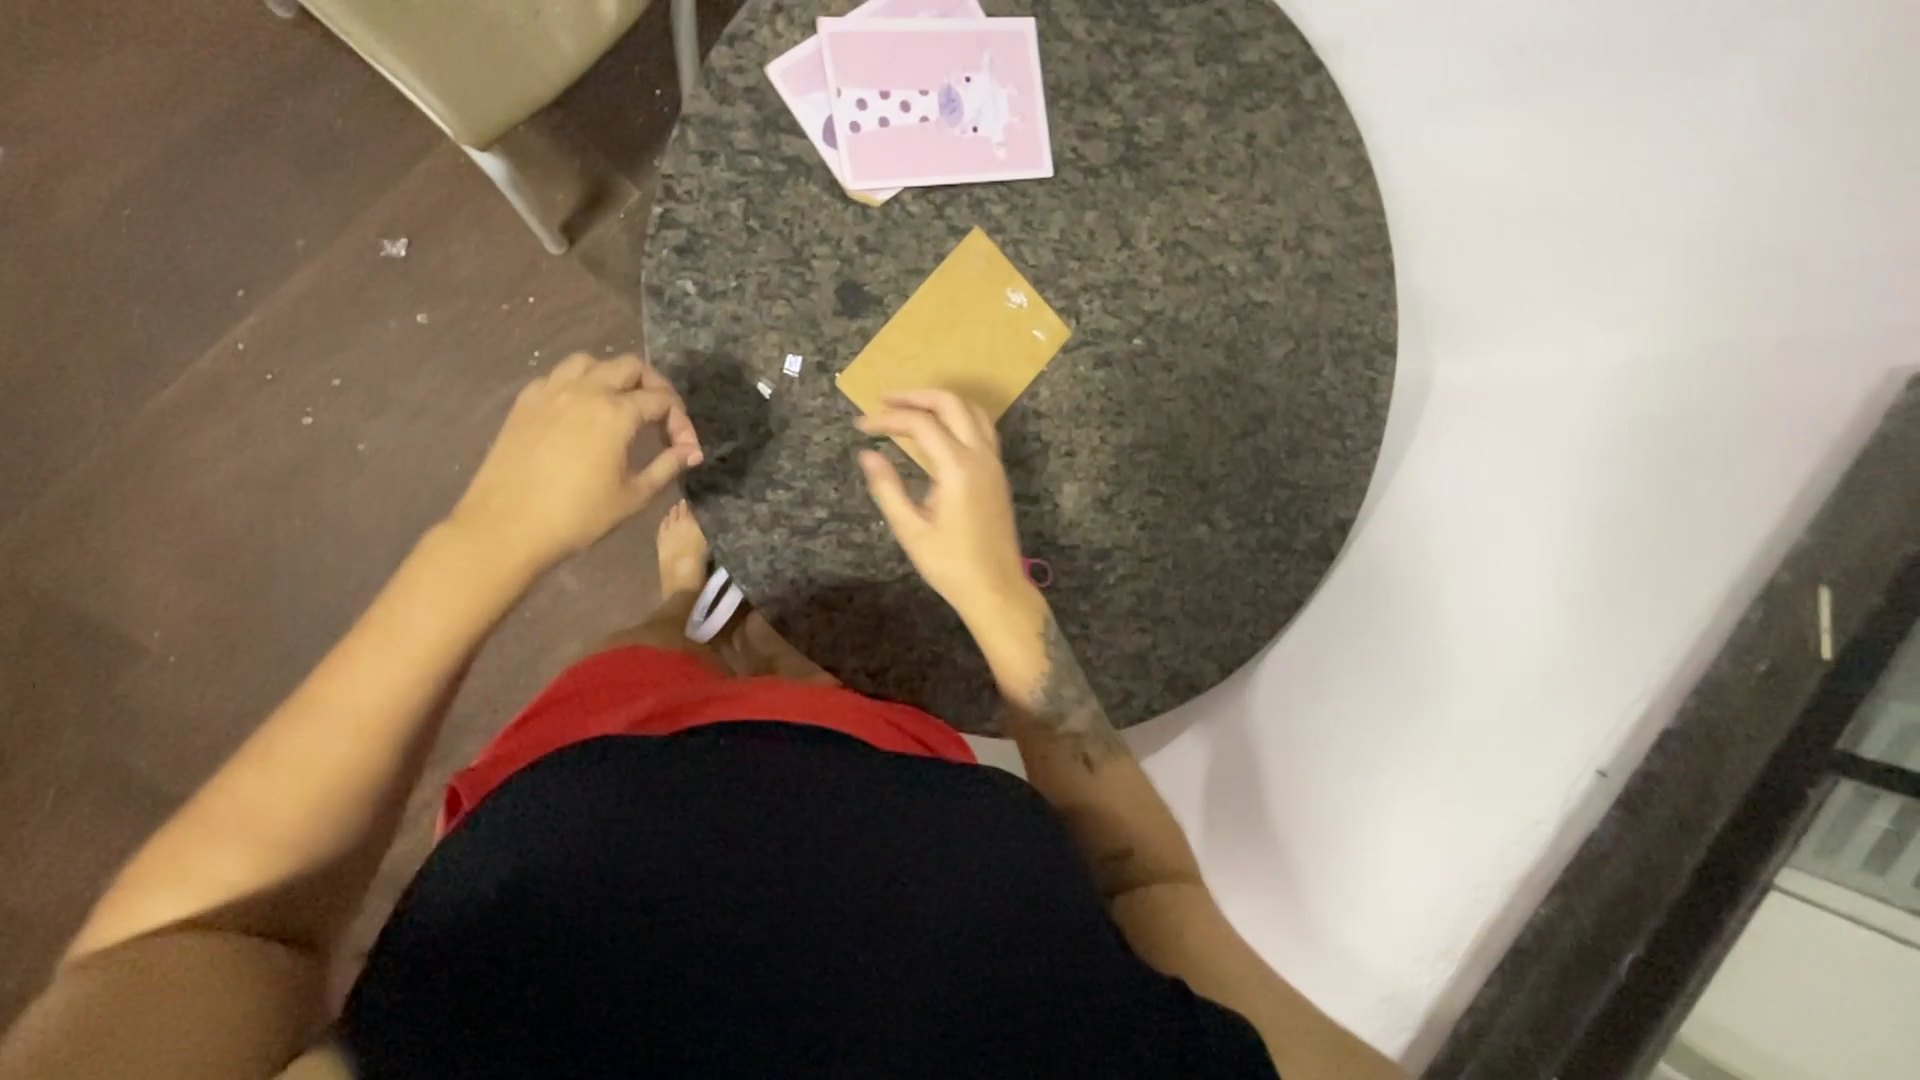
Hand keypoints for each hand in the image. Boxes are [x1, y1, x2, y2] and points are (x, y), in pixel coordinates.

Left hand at [450, 353, 701, 570]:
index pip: (661, 401)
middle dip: (654, 386)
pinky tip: (581, 411)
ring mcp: (550, 392)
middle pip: (629, 367)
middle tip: (662, 415)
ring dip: (613, 376)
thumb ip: (666, 466)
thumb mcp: (633, 496)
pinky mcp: (525, 404)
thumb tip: (691, 452)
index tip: (685, 449)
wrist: (507, 528)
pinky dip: (578, 385)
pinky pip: (557, 377)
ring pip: (590, 362)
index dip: (681, 422)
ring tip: (621, 403)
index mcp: (616, 413)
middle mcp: (585, 391)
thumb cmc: (578, 517)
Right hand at [857, 390, 1034, 626]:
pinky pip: (982, 429)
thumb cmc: (950, 564)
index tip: (861, 427)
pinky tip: (939, 430)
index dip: (887, 419)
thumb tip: (867, 454)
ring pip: (972, 411)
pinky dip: (958, 417)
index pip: (920, 424)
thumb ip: (887, 487)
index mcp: (957, 468)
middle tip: (884, 401)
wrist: (995, 588)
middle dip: (916, 396)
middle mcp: (980, 456)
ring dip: (941, 402)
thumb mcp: (910, 530)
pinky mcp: (998, 474)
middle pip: (950, 403)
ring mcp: (994, 463)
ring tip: (910, 408)